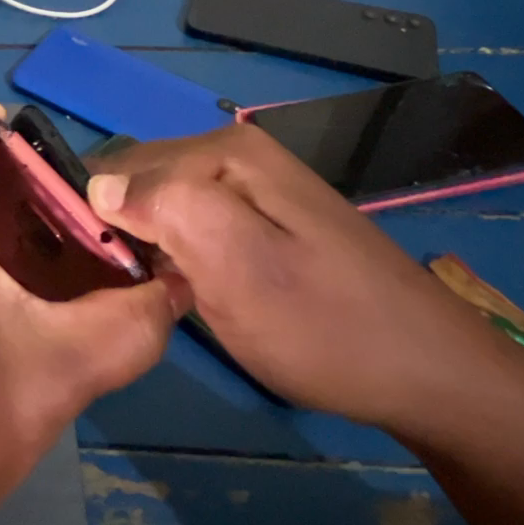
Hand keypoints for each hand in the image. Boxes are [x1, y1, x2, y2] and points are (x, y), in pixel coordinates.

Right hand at [86, 124, 523, 434]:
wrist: (428, 373)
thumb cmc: (324, 326)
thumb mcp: (237, 268)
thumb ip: (166, 208)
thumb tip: (96, 185)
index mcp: (222, 151)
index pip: (118, 168)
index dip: (95, 218)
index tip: (97, 273)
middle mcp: (233, 151)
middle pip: (139, 180)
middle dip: (121, 228)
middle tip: (128, 288)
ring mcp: (251, 183)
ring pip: (162, 202)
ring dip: (149, 242)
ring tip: (157, 290)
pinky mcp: (262, 216)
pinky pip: (193, 219)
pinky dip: (178, 250)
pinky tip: (190, 284)